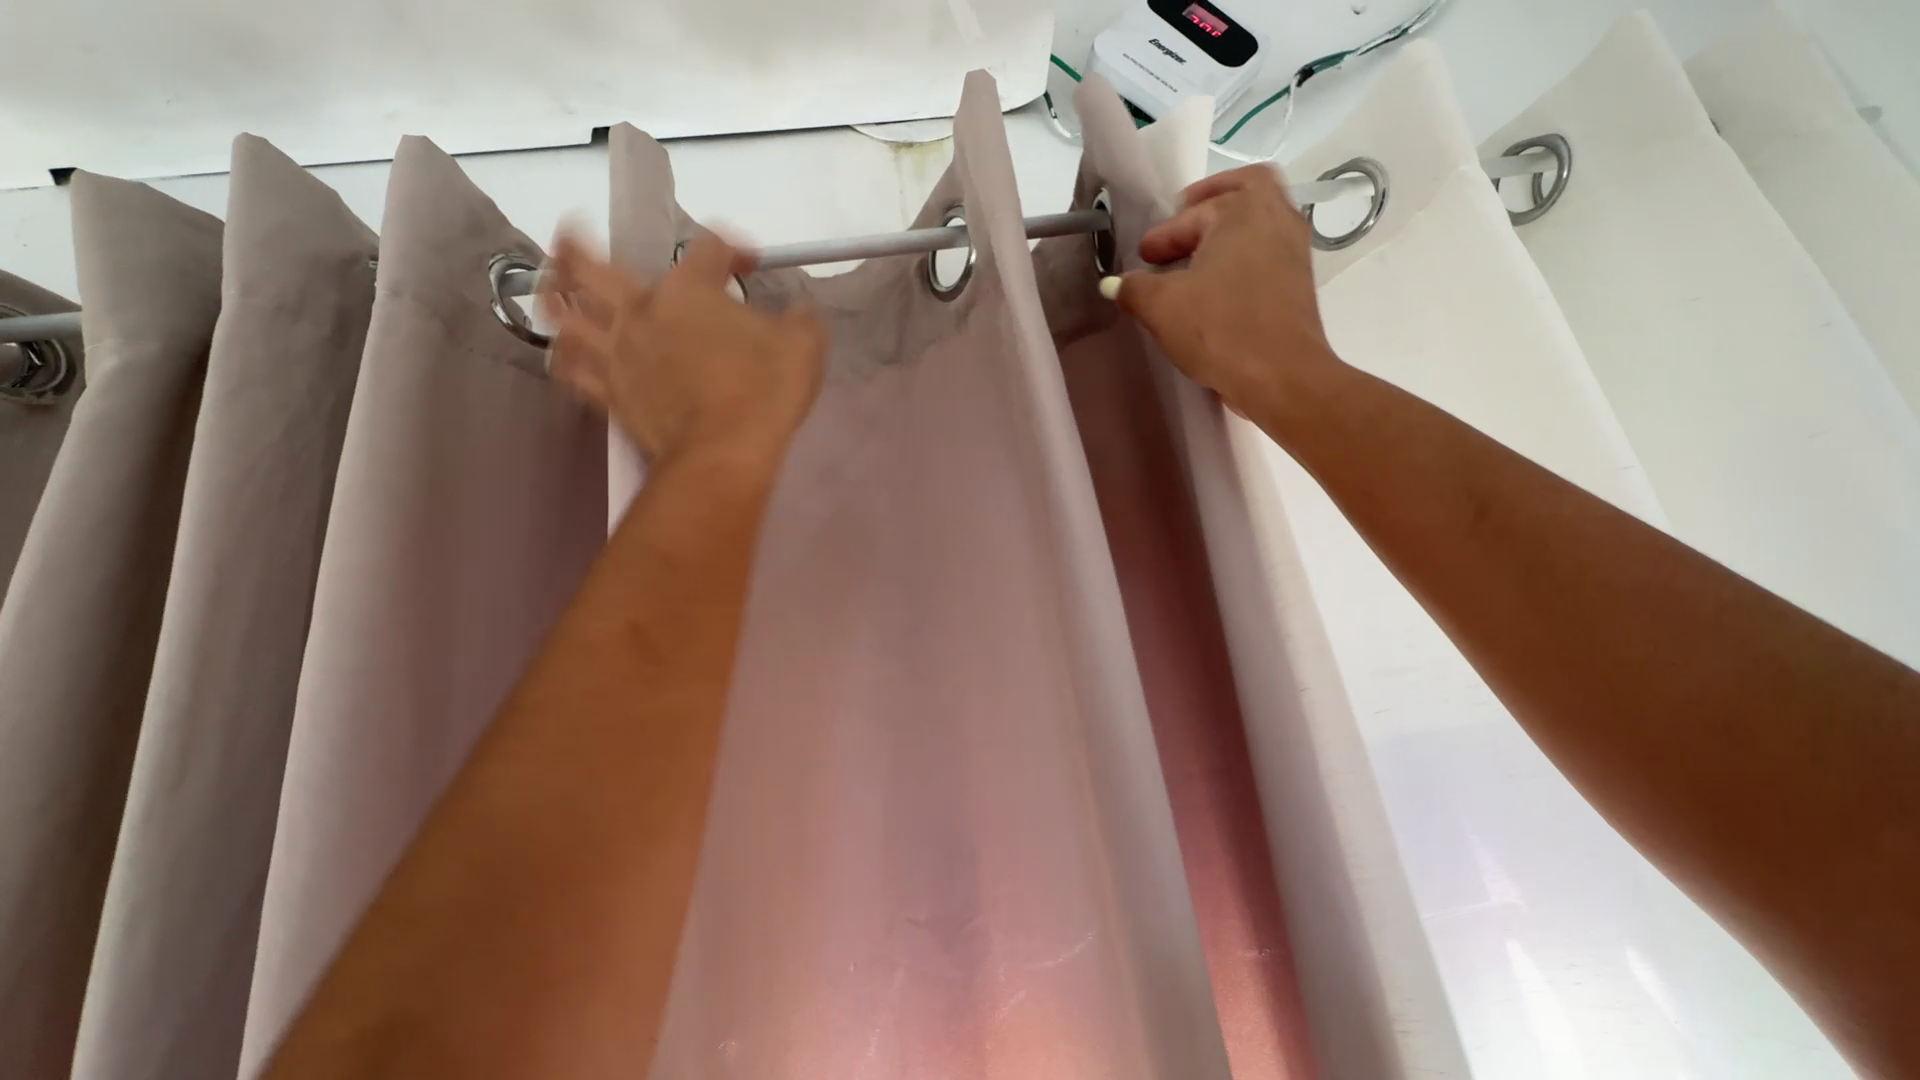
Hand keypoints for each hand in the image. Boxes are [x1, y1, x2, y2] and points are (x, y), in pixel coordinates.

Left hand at [540, 232, 827, 467]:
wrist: (725, 452)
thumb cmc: (765, 392)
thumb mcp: (803, 347)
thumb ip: (799, 321)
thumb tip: (797, 313)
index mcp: (691, 291)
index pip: (707, 247)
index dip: (731, 248)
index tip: (750, 265)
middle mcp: (643, 312)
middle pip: (590, 266)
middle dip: (575, 244)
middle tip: (572, 233)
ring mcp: (620, 354)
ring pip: (566, 316)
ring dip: (553, 296)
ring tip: (553, 289)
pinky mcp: (610, 395)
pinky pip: (573, 371)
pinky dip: (565, 358)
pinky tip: (564, 353)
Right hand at [1114, 165, 1343, 424]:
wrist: (1281, 375)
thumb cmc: (1219, 328)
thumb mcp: (1161, 307)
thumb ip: (1133, 288)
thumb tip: (1113, 283)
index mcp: (1242, 210)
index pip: (1190, 215)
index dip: (1160, 236)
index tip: (1143, 259)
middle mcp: (1275, 218)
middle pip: (1245, 190)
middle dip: (1211, 201)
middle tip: (1184, 220)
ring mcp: (1295, 250)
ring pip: (1261, 221)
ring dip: (1230, 231)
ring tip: (1198, 259)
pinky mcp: (1300, 282)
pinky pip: (1269, 251)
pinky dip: (1245, 255)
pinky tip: (1220, 285)